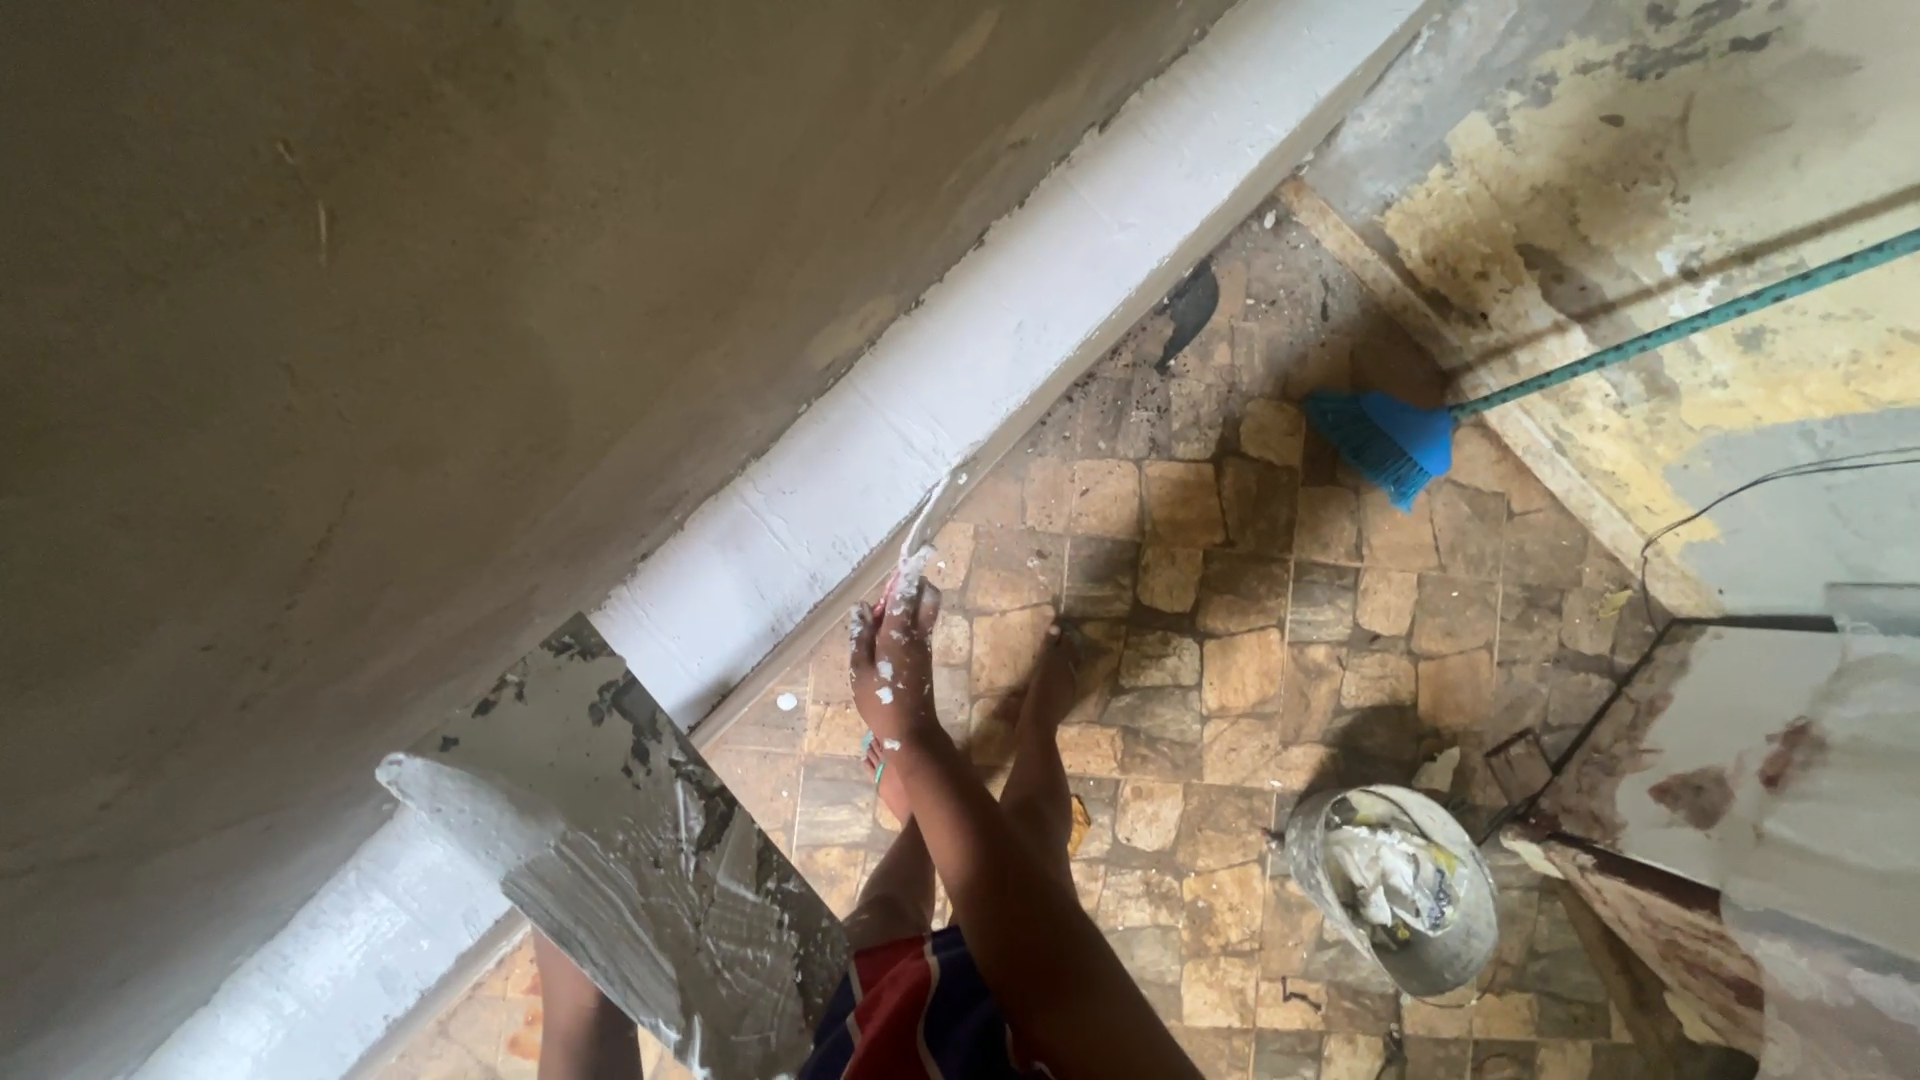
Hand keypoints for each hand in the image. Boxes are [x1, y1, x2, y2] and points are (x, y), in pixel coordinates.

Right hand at [848, 575, 944, 748]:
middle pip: (928, 595)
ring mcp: (924, 645)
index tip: (912, 553)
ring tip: (878, 623)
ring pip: (925, 610)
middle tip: (886, 598)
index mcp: (899, 633)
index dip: (908, 571)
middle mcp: (917, 634)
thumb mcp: (859, 669)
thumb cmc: (879, 701)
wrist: (911, 730)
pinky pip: (920, 626)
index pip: (906, 593)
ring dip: (908, 604)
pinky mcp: (925, 656)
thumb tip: (862, 607)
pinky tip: (884, 639)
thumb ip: (860, 635)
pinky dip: (907, 621)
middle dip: (913, 584)